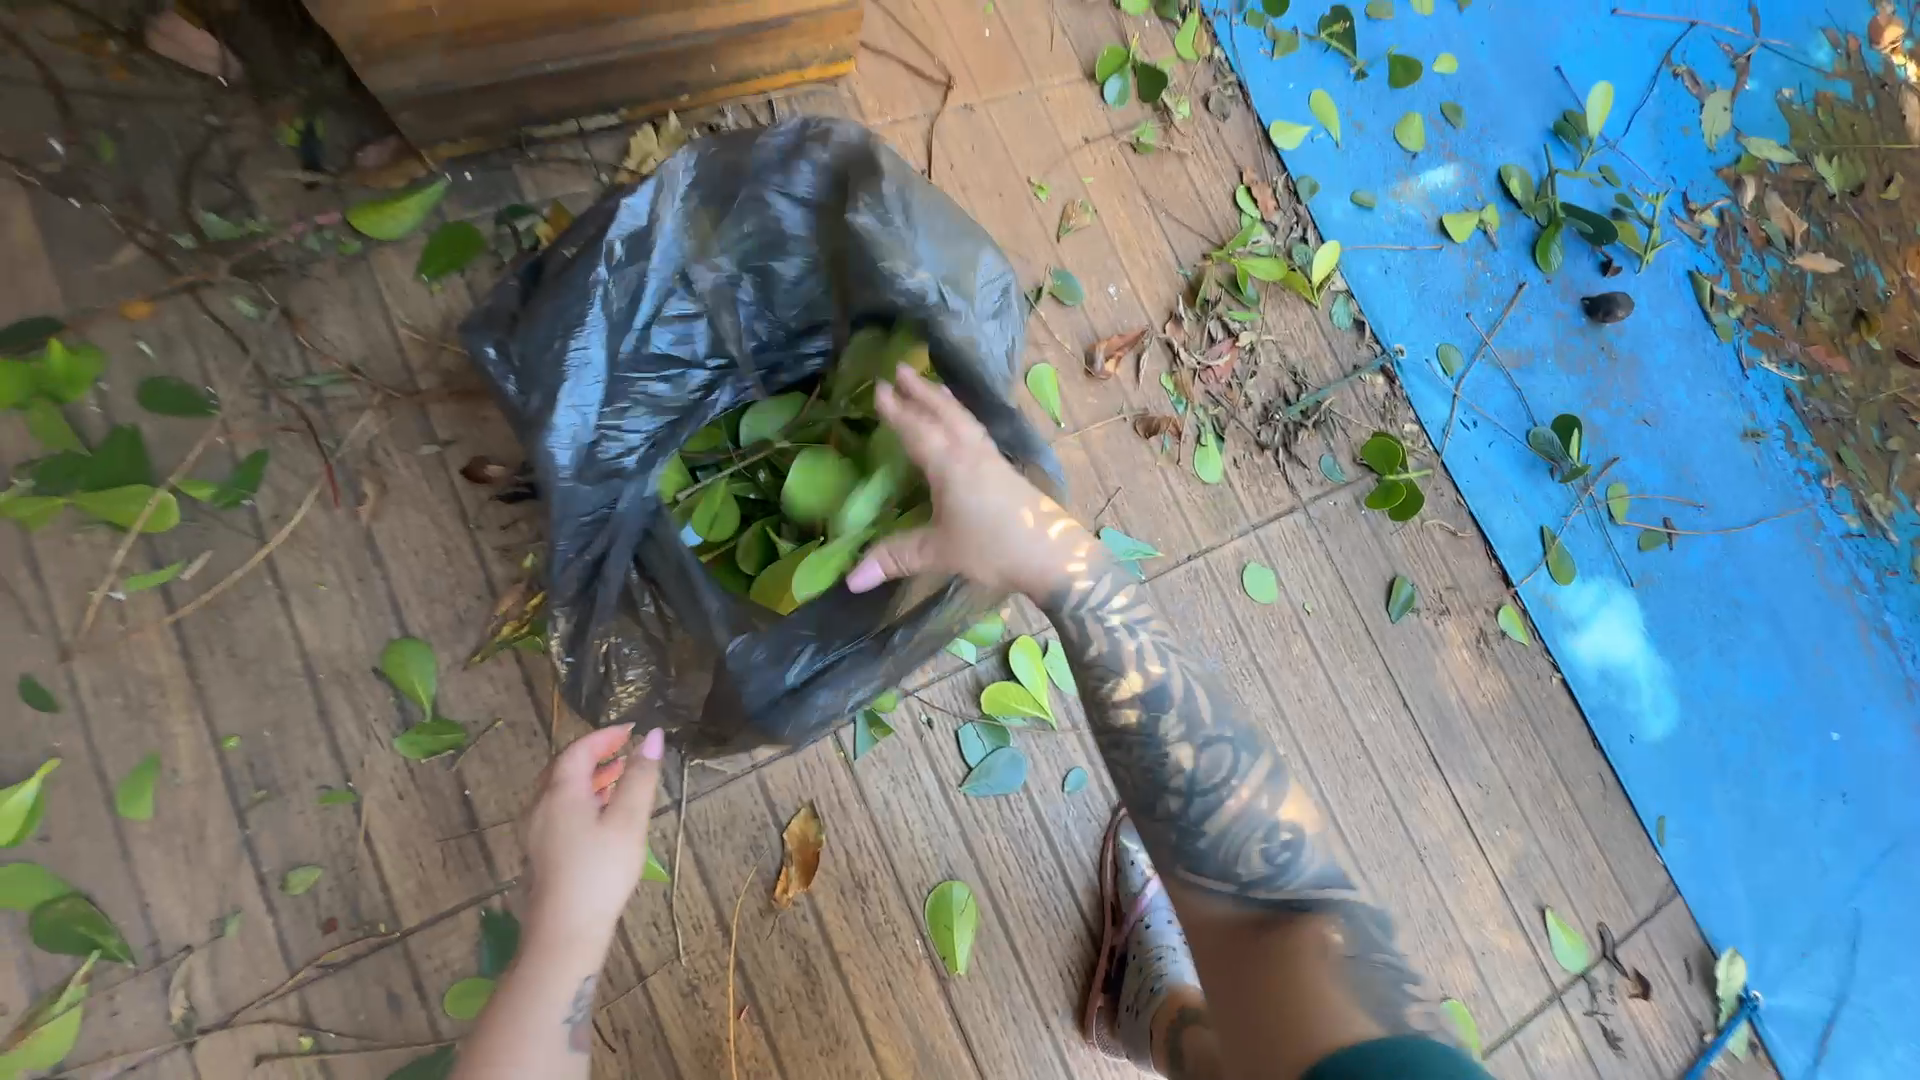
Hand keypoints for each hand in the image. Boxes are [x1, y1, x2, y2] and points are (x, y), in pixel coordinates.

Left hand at [521, 725, 664, 954]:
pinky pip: (560, 809)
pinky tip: (603, 812)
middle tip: (625, 748)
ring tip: (620, 775)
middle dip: (595, 753)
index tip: (632, 730)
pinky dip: (582, 797)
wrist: (564, 932)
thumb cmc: (600, 871)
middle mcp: (541, 807)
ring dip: (589, 776)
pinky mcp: (541, 852)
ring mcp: (537, 831)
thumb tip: (654, 735)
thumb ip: (640, 776)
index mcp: (560, 793)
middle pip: (564, 768)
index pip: (578, 750)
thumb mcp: (629, 820)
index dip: (605, 736)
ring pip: (560, 790)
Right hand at [846, 365, 1094, 598]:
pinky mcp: (1007, 471)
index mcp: (951, 465)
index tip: (880, 387)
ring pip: (965, 419)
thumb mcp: (940, 553)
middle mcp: (972, 453)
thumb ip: (896, 558)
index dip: (897, 410)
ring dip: (945, 401)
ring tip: (932, 386)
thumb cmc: (994, 549)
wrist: (1053, 556)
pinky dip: (963, 419)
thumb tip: (851, 580)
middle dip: (922, 391)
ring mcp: (993, 460)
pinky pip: (978, 432)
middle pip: (945, 413)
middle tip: (902, 368)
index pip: (917, 429)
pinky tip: (964, 427)